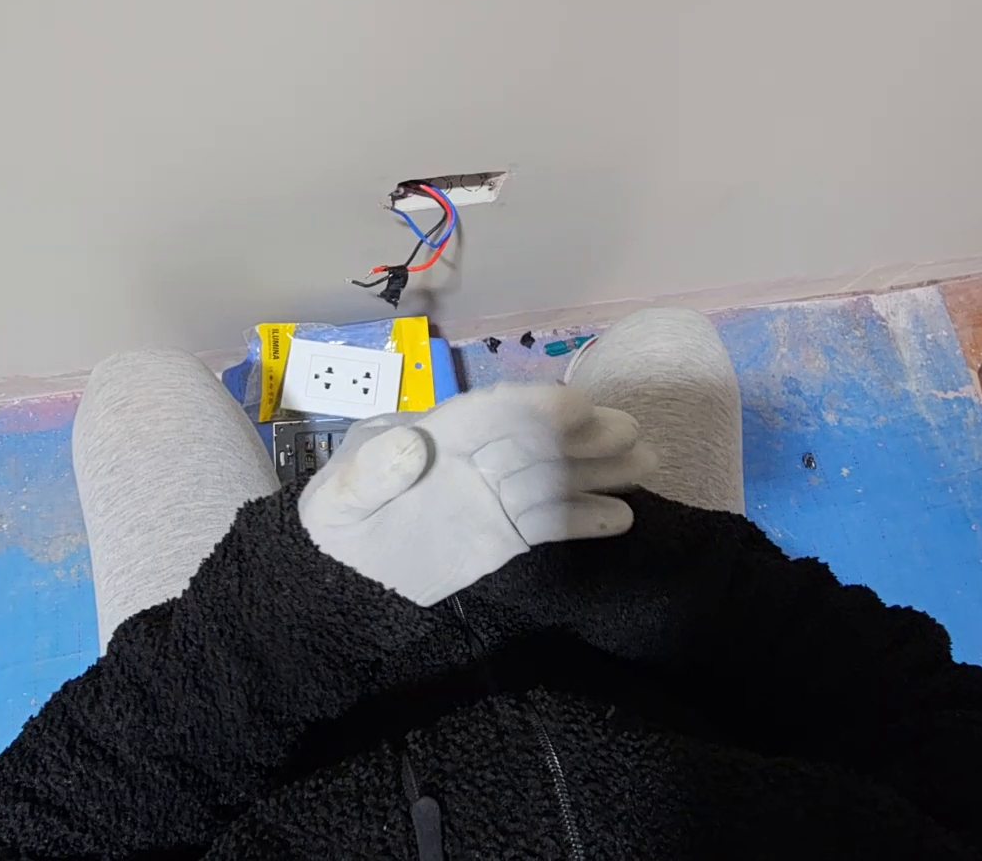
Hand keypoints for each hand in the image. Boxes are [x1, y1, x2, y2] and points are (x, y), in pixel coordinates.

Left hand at [298, 384, 656, 605]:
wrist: (340, 575)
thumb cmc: (335, 523)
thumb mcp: (337, 497)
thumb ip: (370, 472)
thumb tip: (412, 444)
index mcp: (436, 435)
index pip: (491, 414)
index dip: (533, 406)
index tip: (575, 406)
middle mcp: (474, 458)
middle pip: (534, 438)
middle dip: (581, 433)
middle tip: (630, 431)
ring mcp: (492, 495)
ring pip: (552, 474)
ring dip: (598, 469)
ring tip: (645, 465)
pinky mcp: (504, 533)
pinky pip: (550, 521)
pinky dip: (584, 518)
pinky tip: (621, 517)